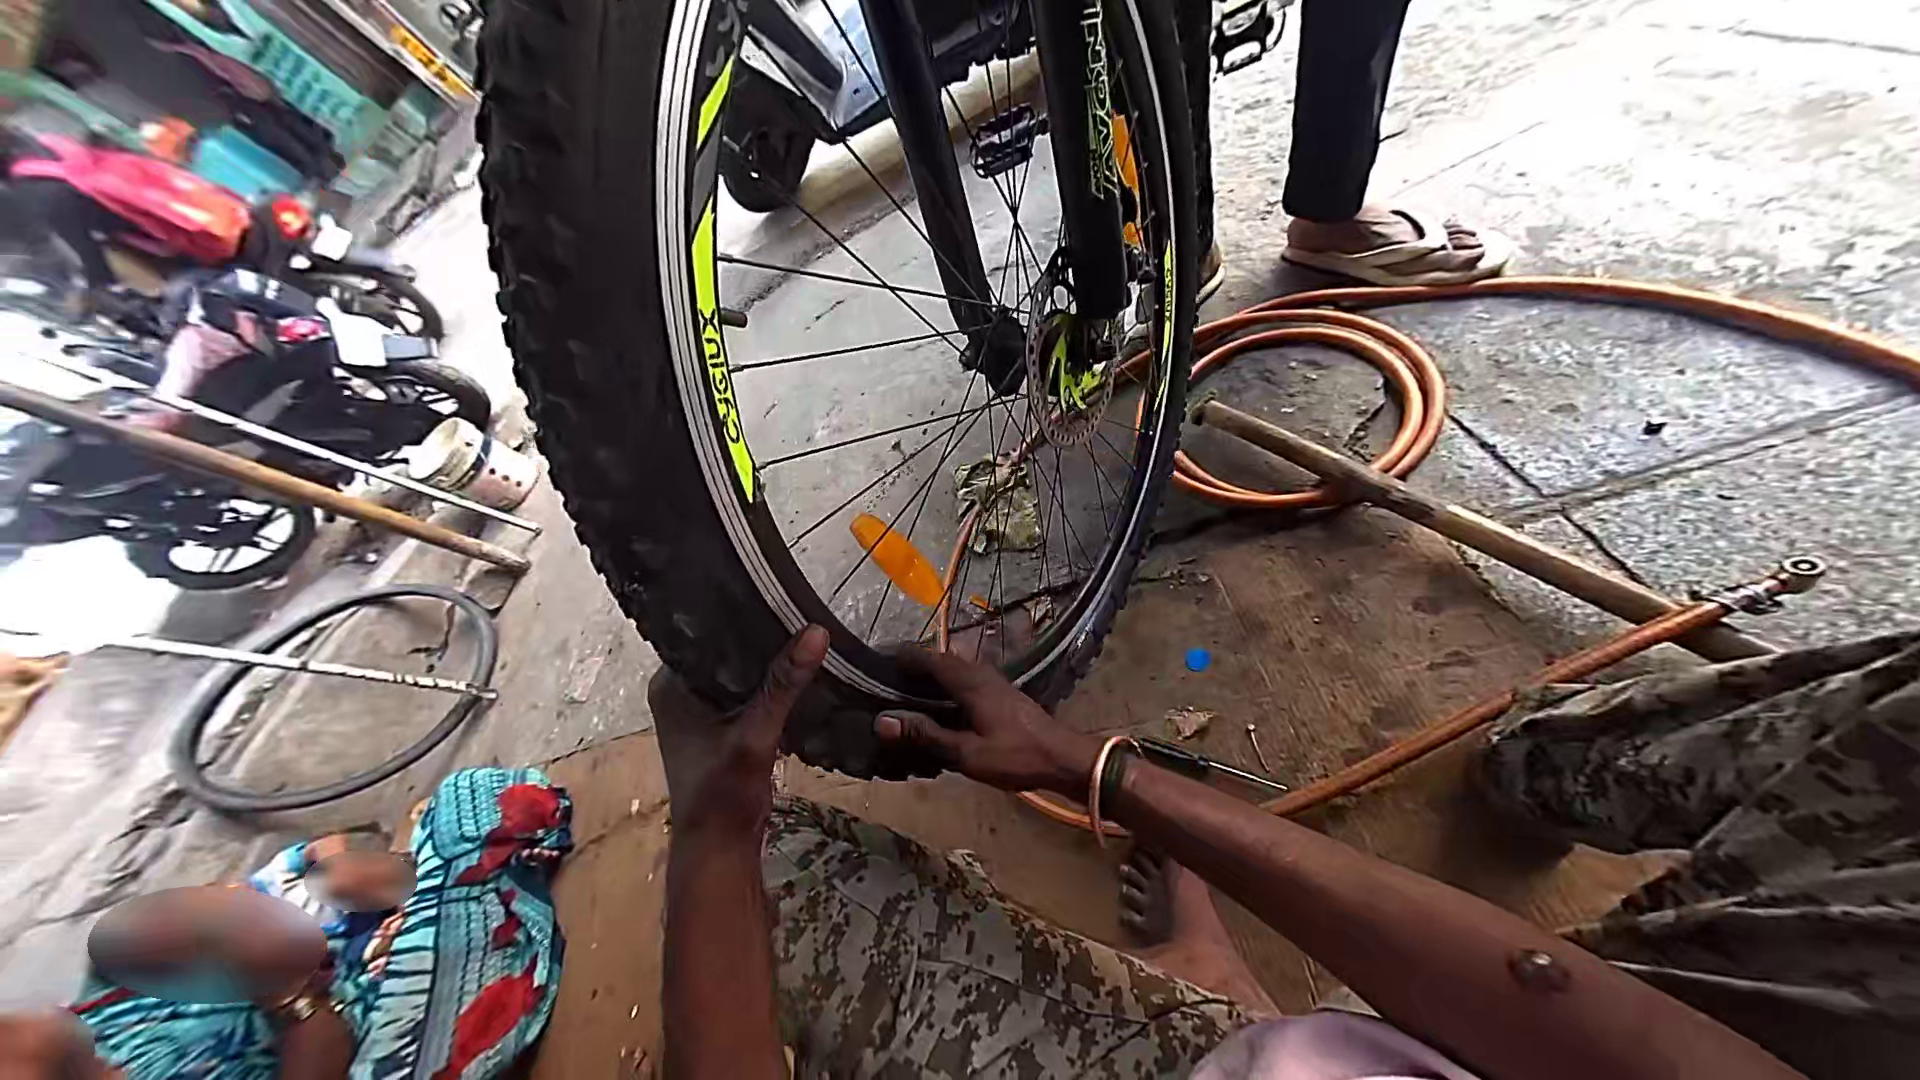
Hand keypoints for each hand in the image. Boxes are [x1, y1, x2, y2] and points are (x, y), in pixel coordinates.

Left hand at [652, 626, 828, 841]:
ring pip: (742, 668)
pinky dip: (772, 680)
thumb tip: (817, 631)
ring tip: (805, 628)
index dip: (740, 613)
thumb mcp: (755, 734)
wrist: (723, 847)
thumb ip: (784, 684)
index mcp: (671, 685)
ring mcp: (703, 706)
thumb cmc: (724, 792)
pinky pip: (750, 687)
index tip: (779, 593)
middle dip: (762, 634)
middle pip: (727, 649)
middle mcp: (682, 689)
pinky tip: (800, 664)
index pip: (707, 634)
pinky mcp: (724, 720)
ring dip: (770, 658)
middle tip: (800, 608)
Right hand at [873, 649, 1099, 795]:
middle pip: (937, 661)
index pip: (926, 657)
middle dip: (910, 669)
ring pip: (951, 671)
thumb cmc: (1015, 755)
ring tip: (901, 697)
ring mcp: (991, 681)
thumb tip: (883, 721)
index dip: (900, 657)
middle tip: (881, 685)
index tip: (874, 663)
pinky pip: (962, 681)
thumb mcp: (966, 752)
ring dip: (927, 679)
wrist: (1063, 758)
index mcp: (968, 680)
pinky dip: (942, 688)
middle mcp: (978, 673)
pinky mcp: (998, 693)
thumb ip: (926, 735)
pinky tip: (934, 710)